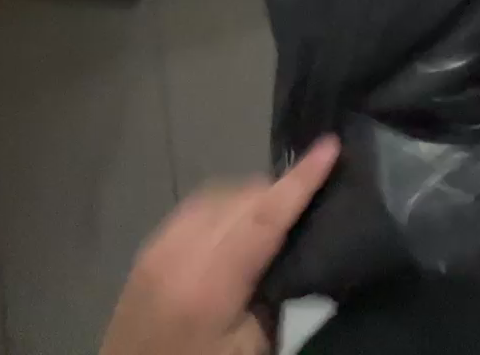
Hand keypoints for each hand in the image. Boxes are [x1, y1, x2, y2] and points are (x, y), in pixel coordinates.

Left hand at [101, 137, 339, 354]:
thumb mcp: (253, 346)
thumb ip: (274, 289)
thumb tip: (293, 242)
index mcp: (209, 283)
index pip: (265, 214)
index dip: (302, 178)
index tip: (331, 145)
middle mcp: (179, 252)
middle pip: (243, 197)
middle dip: (278, 190)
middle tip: (309, 201)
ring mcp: (158, 247)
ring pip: (221, 193)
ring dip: (252, 196)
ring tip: (276, 213)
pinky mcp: (148, 249)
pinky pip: (197, 206)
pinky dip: (225, 206)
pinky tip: (237, 224)